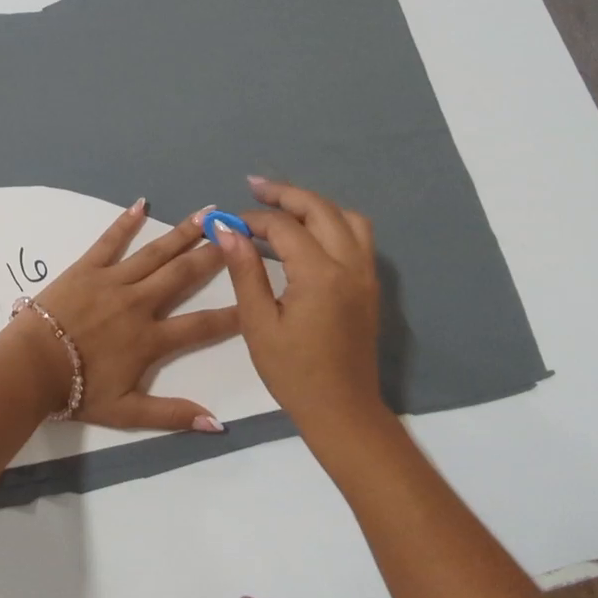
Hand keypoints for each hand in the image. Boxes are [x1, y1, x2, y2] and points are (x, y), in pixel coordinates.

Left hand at [8, 199, 239, 431]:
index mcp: (151, 339)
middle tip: (238, 234)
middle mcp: (138, 303)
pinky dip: (125, 222)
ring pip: (154, 253)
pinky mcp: (86, 268)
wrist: (31, 365)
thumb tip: (217, 424)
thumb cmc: (77, 391)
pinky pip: (109, 241)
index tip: (259, 298)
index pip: (202, 325)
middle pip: (183, 275)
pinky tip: (141, 203)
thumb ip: (172, 414)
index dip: (233, 314)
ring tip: (207, 214)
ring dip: (181, 232)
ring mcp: (112, 281)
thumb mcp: (127, 413)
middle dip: (213, 255)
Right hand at [213, 178, 385, 429]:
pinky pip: (358, 237)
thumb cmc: (293, 372)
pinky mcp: (370, 286)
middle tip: (254, 188)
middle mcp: (350, 265)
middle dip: (286, 194)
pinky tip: (308, 233)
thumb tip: (227, 230)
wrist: (342, 410)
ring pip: (347, 218)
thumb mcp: (258, 323)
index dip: (253, 219)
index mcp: (319, 275)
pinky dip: (333, 223)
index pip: (284, 227)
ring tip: (283, 206)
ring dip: (315, 205)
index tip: (227, 223)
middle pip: (321, 209)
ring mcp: (366, 275)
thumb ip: (245, 271)